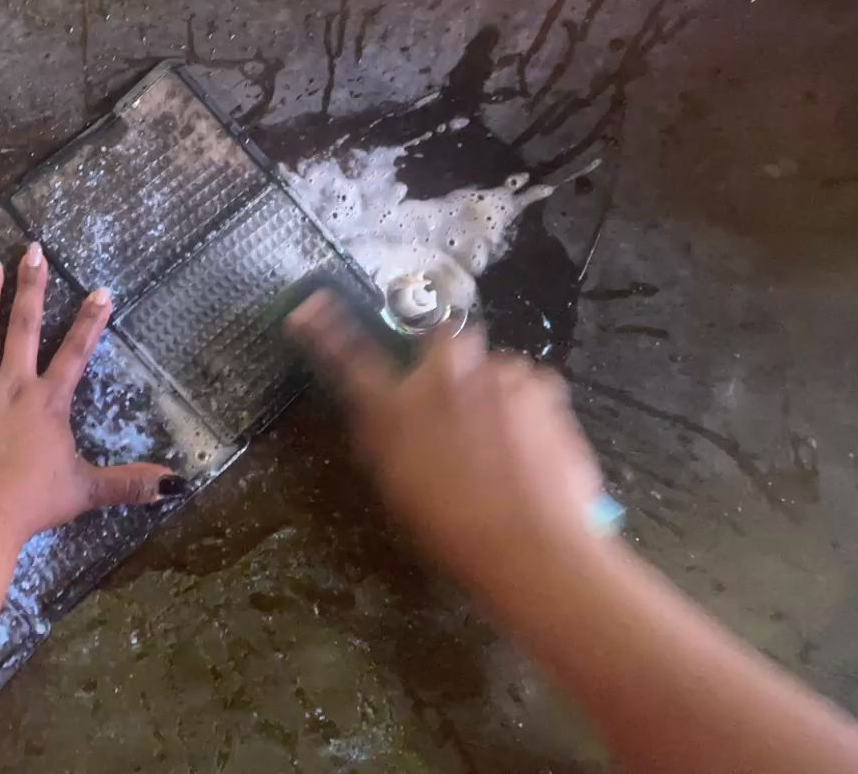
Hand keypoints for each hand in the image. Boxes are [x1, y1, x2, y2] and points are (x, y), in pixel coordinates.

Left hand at [0, 242, 179, 544]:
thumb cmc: (30, 502)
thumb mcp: (85, 490)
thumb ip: (129, 482)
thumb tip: (177, 485)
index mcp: (48, 401)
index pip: (76, 352)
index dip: (91, 321)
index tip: (101, 290)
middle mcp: (14, 383)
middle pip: (26, 325)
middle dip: (33, 285)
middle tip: (33, 249)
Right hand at [284, 291, 606, 594]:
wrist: (533, 550)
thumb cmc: (451, 528)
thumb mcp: (396, 483)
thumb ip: (382, 434)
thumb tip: (373, 408)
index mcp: (394, 405)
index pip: (349, 355)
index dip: (327, 328)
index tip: (312, 307)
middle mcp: (441, 379)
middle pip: (443, 336)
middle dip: (450, 353)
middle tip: (454, 391)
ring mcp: (497, 379)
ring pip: (493, 362)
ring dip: (492, 383)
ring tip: (499, 427)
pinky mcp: (545, 391)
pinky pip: (531, 382)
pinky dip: (528, 401)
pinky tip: (530, 438)